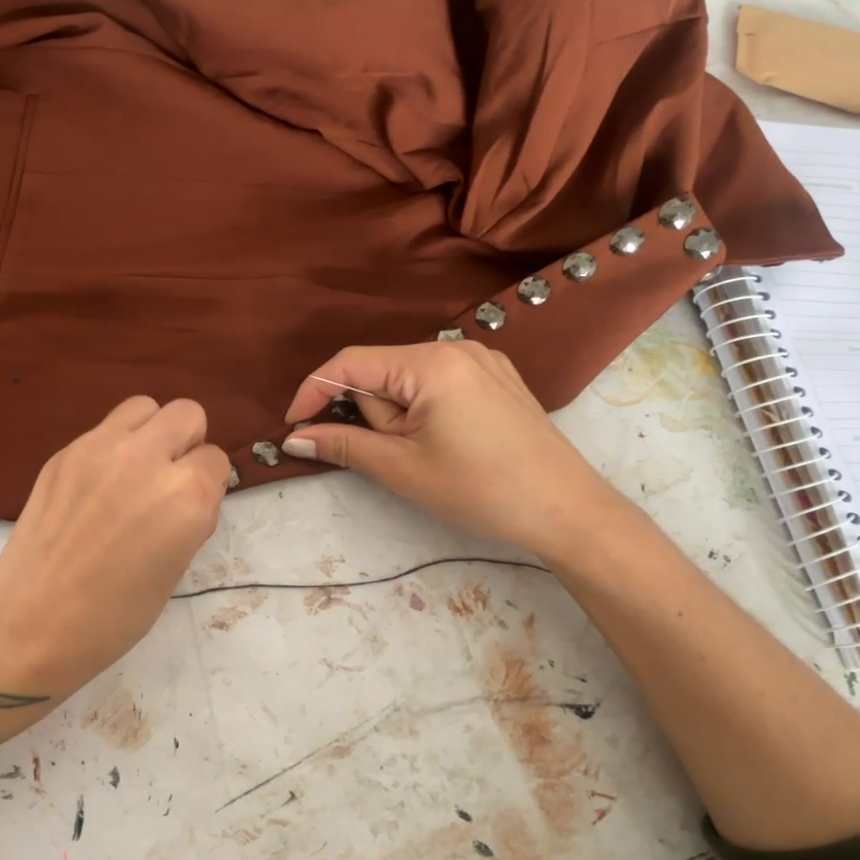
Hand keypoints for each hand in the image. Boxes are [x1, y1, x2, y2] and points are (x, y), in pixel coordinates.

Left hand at [0, 396, 230, 679]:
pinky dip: (112, 447)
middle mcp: (147, 459)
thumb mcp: (174, 569)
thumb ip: (190, 518)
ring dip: (150, 432)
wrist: (33, 621)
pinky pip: (104, 429)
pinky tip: (95, 487)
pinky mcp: (64, 452)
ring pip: (144, 407)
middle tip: (167, 482)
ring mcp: (100, 449)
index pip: (215, 459)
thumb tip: (190, 491)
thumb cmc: (114, 616)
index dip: (208, 484)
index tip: (191, 508)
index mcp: (186, 496)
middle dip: (186, 444)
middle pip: (187, 414)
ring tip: (134, 473)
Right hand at [282, 342, 629, 558]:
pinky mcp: (497, 379)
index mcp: (430, 364)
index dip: (313, 392)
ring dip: (397, 415)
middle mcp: (456, 349)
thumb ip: (342, 444)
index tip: (293, 426)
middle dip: (371, 413)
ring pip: (407, 380)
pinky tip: (446, 443)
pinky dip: (422, 410)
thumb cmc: (478, 490)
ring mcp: (482, 361)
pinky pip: (437, 384)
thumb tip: (295, 436)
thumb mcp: (400, 468)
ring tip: (426, 455)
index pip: (349, 363)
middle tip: (394, 456)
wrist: (567, 511)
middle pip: (380, 371)